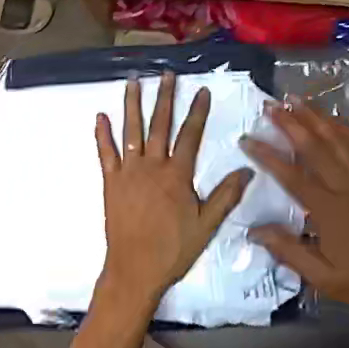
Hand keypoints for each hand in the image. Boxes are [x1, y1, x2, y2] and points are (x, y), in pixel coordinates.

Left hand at [94, 72, 250, 309]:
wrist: (133, 272)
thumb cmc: (173, 249)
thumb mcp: (207, 225)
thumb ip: (226, 195)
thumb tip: (248, 170)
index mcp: (178, 174)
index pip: (191, 134)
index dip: (198, 111)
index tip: (202, 90)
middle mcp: (153, 166)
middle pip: (160, 124)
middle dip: (165, 97)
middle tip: (167, 74)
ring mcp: (129, 173)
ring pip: (132, 131)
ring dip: (132, 105)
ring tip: (133, 81)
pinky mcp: (111, 183)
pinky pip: (105, 154)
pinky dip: (103, 135)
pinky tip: (100, 116)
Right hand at [241, 99, 348, 323]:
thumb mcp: (321, 276)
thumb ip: (288, 250)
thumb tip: (254, 230)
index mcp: (329, 210)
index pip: (292, 175)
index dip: (268, 155)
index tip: (247, 139)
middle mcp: (346, 186)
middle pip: (315, 146)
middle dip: (291, 123)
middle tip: (270, 105)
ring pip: (336, 138)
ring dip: (315, 116)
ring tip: (295, 99)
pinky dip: (342, 127)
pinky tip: (331, 117)